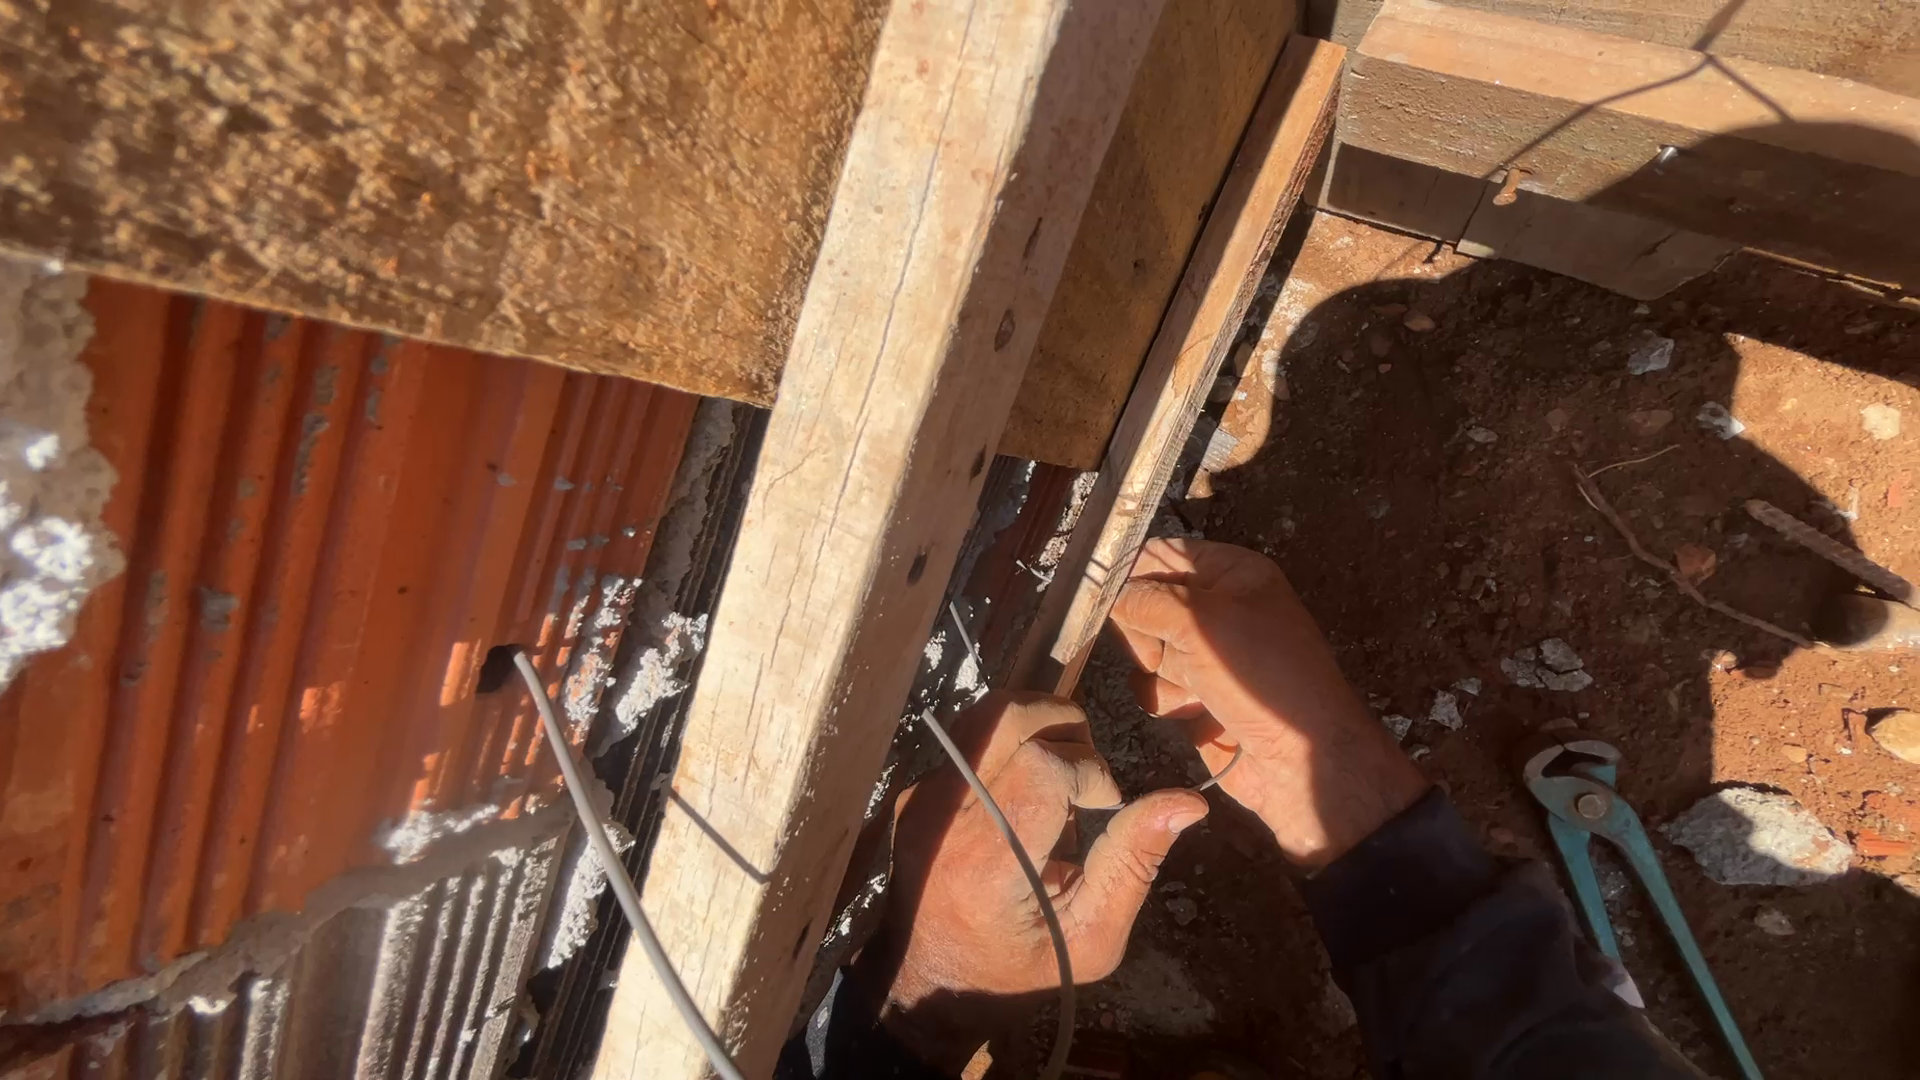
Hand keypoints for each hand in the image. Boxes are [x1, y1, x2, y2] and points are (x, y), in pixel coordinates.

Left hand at [858, 691, 1206, 1069]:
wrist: (931, 973)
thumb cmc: (1016, 965)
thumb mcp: (1090, 936)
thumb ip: (1134, 864)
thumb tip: (1187, 802)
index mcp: (990, 863)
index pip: (1042, 767)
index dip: (1088, 769)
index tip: (1103, 801)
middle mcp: (947, 816)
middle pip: (1009, 718)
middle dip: (1065, 724)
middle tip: (1084, 767)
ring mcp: (923, 794)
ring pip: (987, 713)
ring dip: (1038, 721)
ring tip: (1059, 764)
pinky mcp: (915, 784)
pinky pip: (971, 735)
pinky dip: (1010, 740)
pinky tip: (1023, 782)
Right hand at [1110, 538, 1425, 869]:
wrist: (1303, 762)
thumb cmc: (1262, 678)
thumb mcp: (1202, 623)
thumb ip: (1145, 600)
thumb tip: (1106, 595)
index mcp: (1230, 574)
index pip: (1160, 555)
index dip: (1132, 575)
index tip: (1106, 598)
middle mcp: (1216, 608)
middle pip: (1144, 603)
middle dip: (1147, 632)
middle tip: (1164, 652)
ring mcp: (1205, 653)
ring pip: (1144, 647)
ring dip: (1160, 671)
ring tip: (1194, 688)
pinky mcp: (1195, 693)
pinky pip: (1154, 685)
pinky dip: (1168, 699)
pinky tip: (1197, 712)